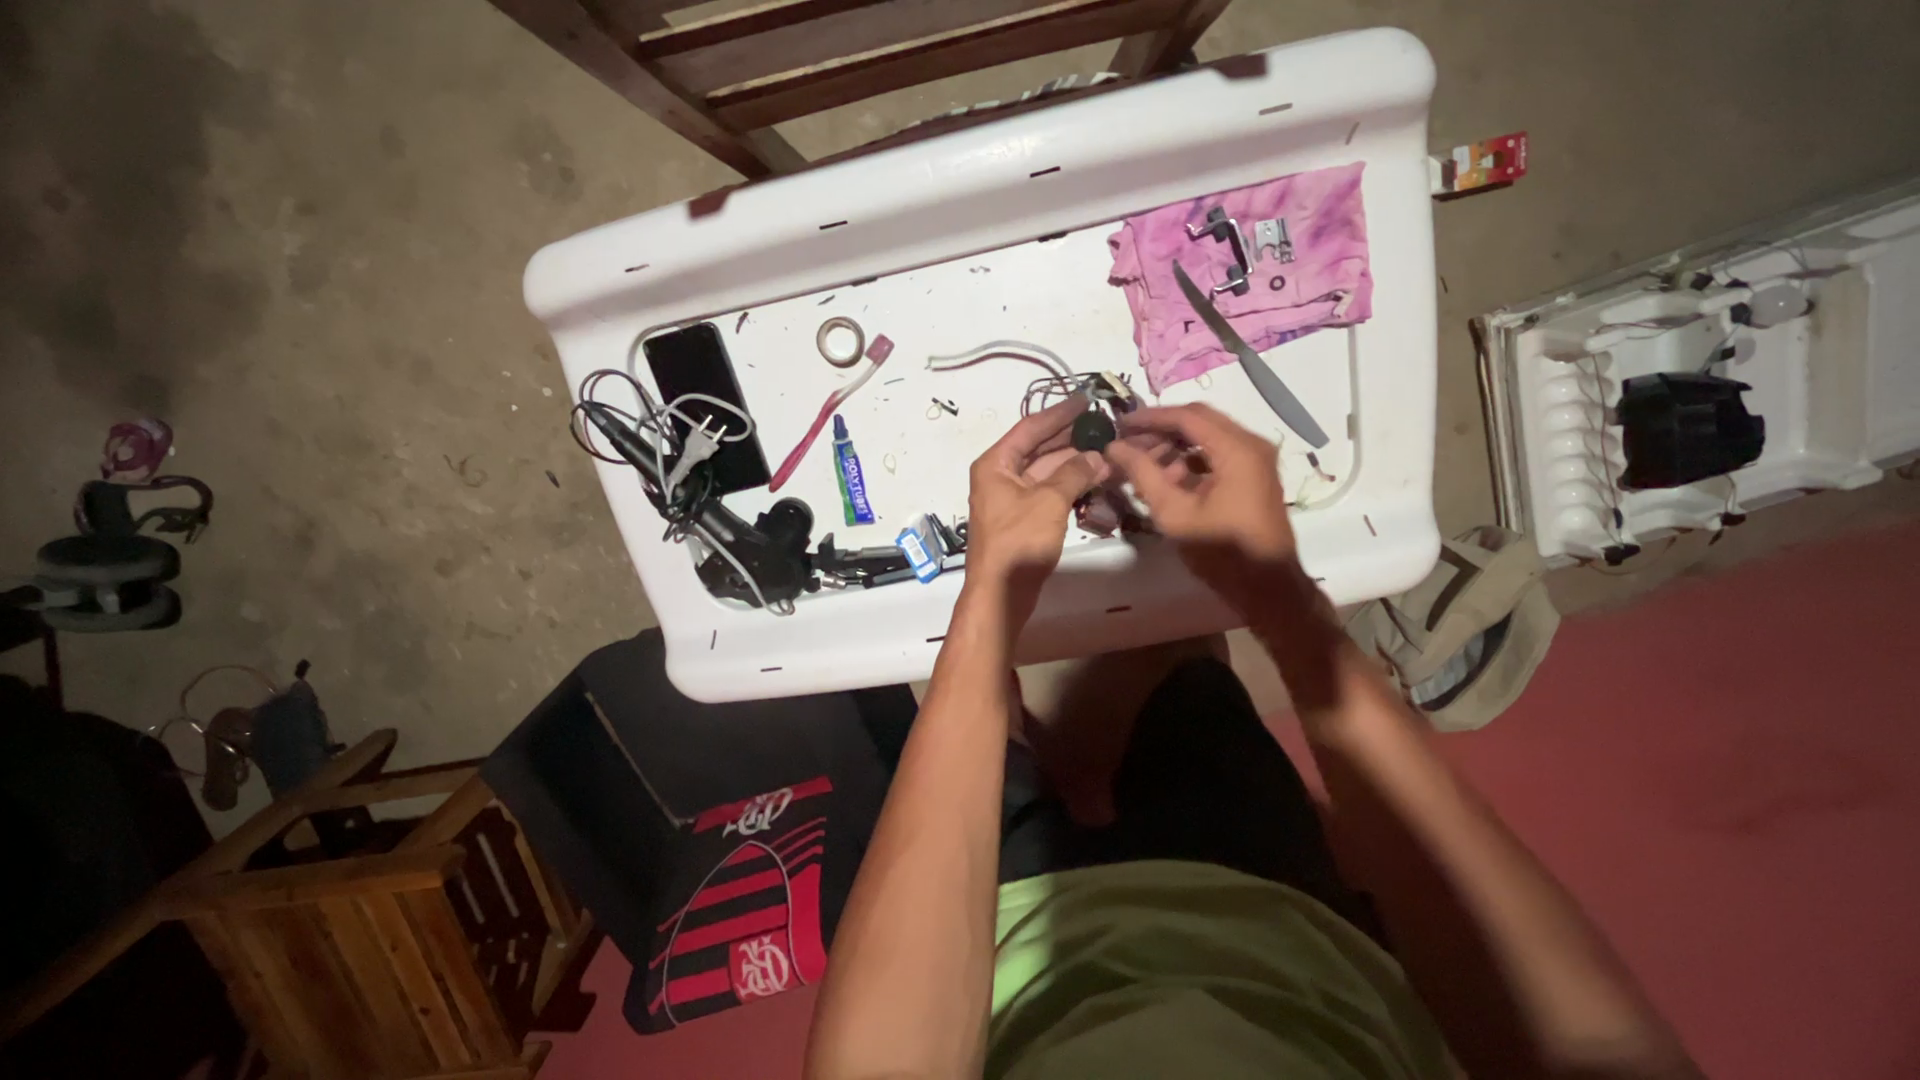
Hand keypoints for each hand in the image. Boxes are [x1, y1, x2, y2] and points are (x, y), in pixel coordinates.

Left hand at [965, 399, 1109, 613]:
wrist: (1001, 592)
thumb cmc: (1018, 541)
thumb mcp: (1049, 501)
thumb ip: (1074, 473)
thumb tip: (1097, 456)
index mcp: (996, 463)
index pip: (1030, 427)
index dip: (1059, 413)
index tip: (1086, 400)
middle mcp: (1000, 476)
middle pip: (1039, 448)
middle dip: (1072, 439)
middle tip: (1105, 427)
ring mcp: (1011, 499)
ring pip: (1047, 472)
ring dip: (1075, 464)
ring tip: (1109, 453)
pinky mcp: (1024, 519)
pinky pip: (1049, 493)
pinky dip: (1070, 486)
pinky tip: (1096, 480)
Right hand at [1104, 404, 1300, 615]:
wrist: (1267, 587)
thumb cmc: (1221, 552)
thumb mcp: (1174, 513)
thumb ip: (1142, 474)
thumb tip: (1114, 448)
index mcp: (1237, 449)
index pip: (1187, 416)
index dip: (1150, 417)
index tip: (1119, 424)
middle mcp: (1252, 444)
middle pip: (1199, 421)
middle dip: (1160, 430)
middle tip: (1127, 444)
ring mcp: (1256, 459)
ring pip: (1207, 436)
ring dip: (1174, 446)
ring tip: (1142, 465)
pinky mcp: (1254, 475)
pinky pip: (1218, 454)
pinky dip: (1190, 460)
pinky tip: (1165, 479)